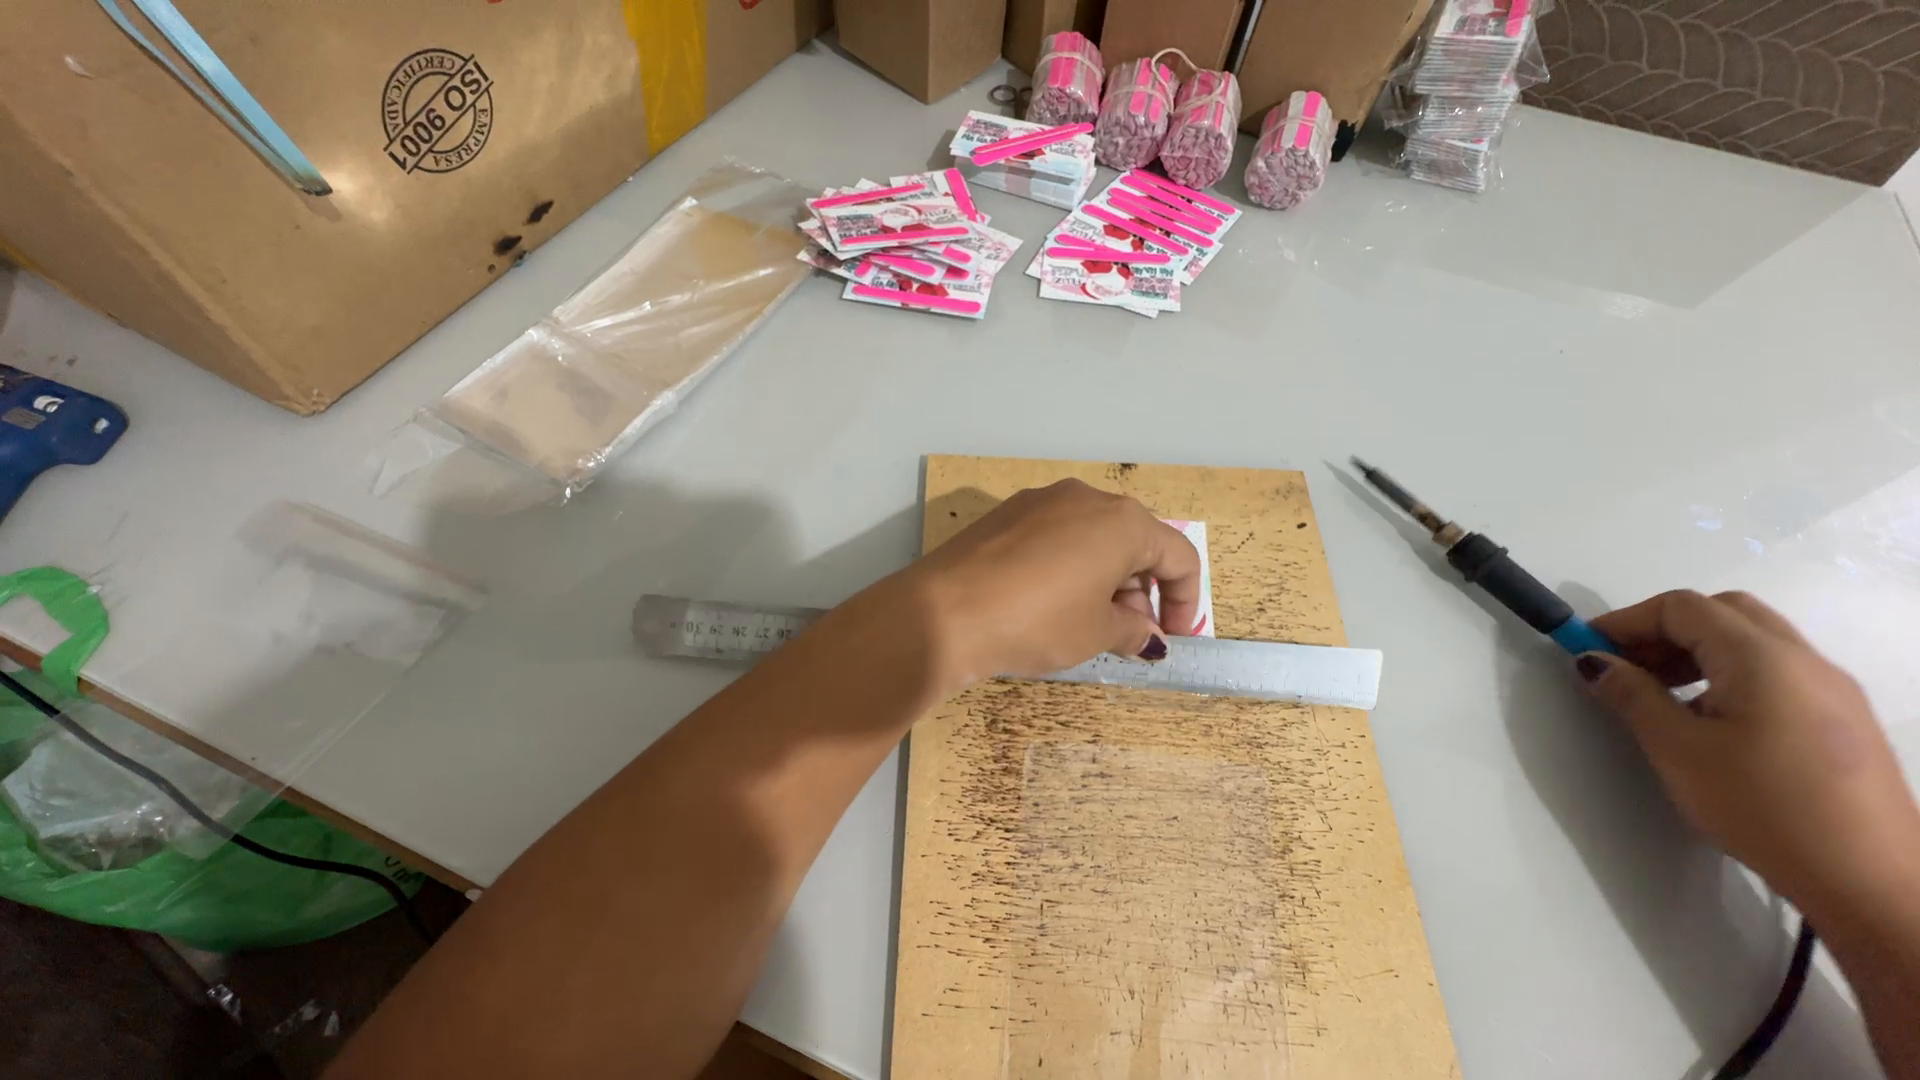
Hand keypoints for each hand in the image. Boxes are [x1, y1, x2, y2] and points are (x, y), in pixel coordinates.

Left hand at [894, 479, 1201, 687]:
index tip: (1174, 639)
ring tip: (1090, 625)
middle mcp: (1086, 498)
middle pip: (1136, 542)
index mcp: (1122, 521)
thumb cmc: (1036, 621)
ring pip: (1094, 538)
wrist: (942, 613)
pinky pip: (1057, 538)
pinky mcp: (1007, 514)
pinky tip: (1051, 604)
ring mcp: (1042, 501)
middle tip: (1130, 637)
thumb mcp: (1095, 633)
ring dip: (1106, 580)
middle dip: (1142, 591)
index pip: (1179, 557)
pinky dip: (1070, 568)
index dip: (1186, 602)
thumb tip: (1148, 635)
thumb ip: (1133, 630)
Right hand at [1581, 590, 1919, 914]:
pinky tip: (1708, 721)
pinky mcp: (1843, 720)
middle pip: (1723, 612)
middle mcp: (1805, 661)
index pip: (1683, 608)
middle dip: (1664, 629)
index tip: (1586, 649)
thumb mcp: (1678, 749)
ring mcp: (1833, 690)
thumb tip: (1594, 662)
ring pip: (1753, 641)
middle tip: (1625, 665)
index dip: (1626, 620)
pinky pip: (1776, 672)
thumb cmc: (1763, 806)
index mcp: (1763, 658)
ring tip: (1659, 695)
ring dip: (1696, 651)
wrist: (1871, 882)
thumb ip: (1632, 695)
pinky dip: (1729, 674)